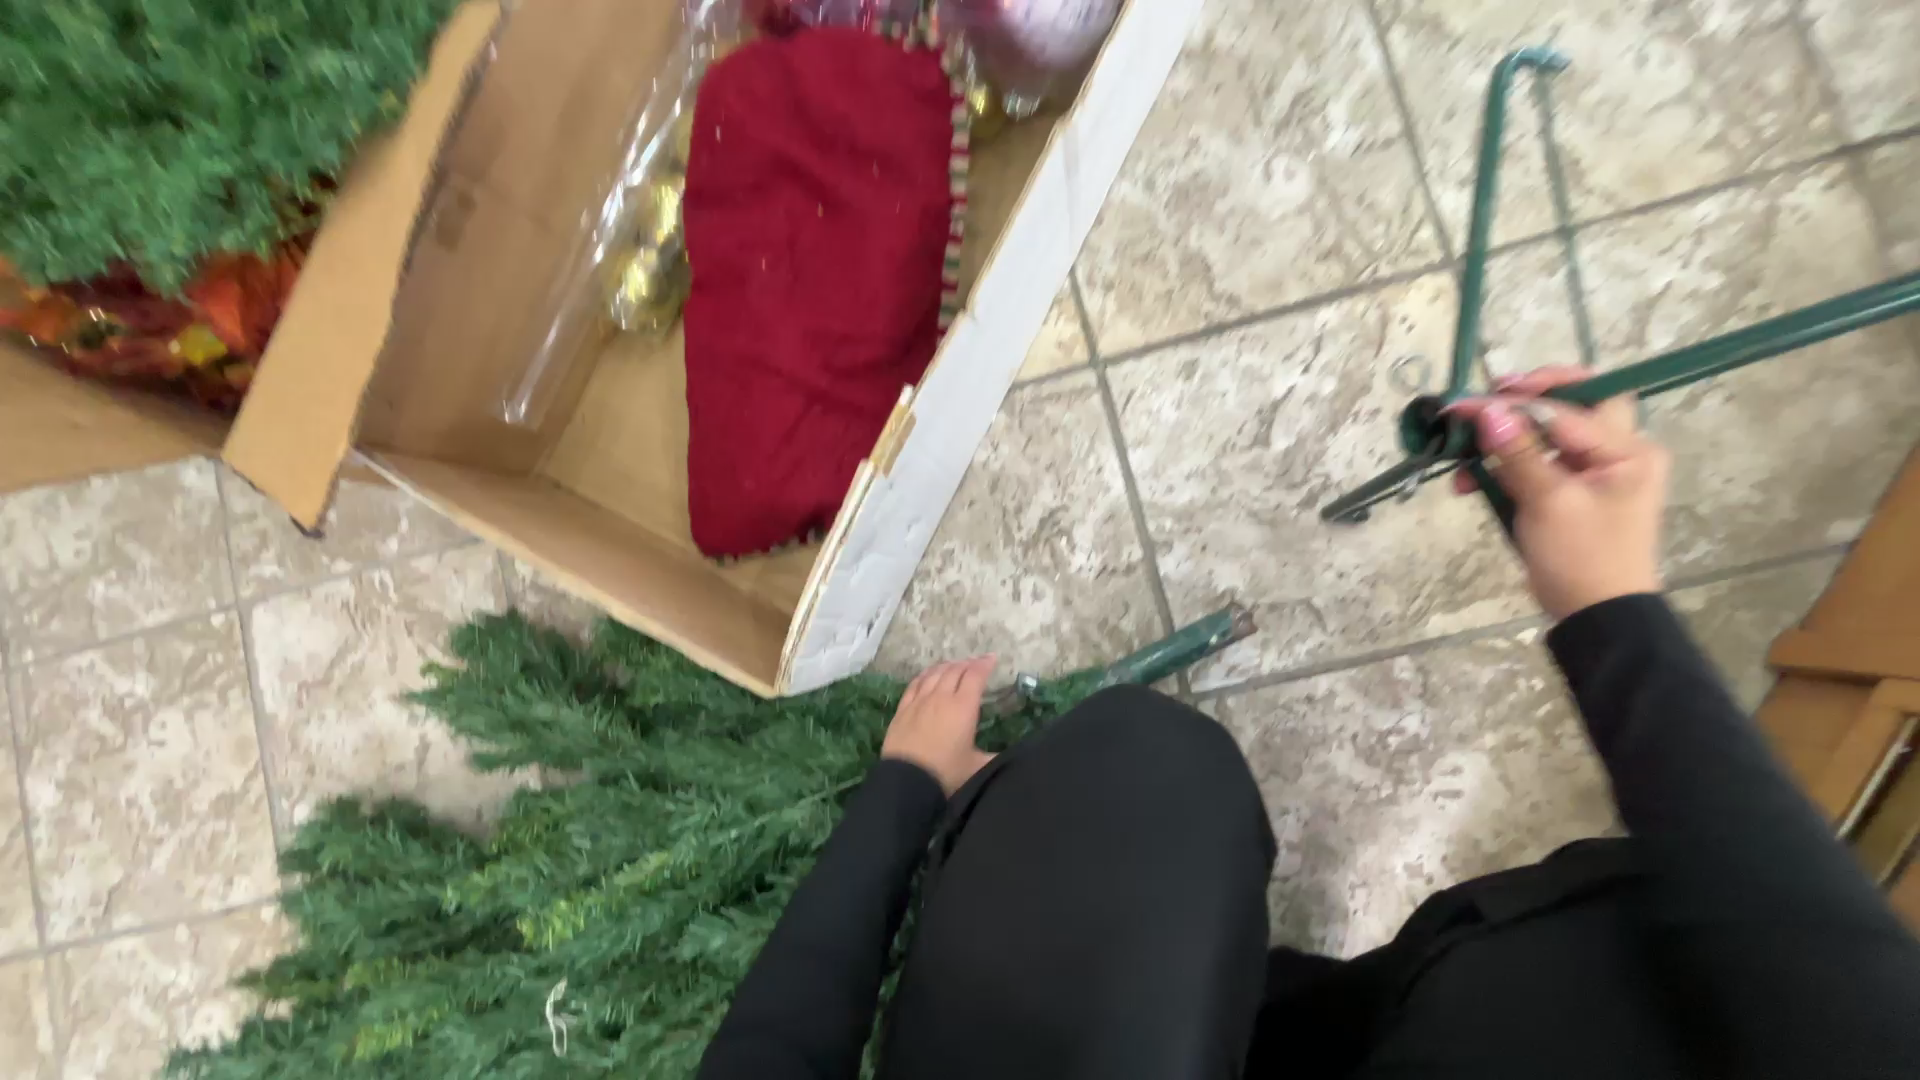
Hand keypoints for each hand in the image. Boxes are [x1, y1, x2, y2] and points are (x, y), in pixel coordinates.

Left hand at [883, 656, 997, 794]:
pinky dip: (926, 674)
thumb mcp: (977, 766)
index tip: (992, 659)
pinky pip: (915, 683)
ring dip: (948, 666)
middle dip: (968, 664)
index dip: (985, 664)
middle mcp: (941, 697)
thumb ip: (994, 758)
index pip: (975, 676)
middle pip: (955, 670)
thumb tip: (1010, 757)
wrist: (907, 781)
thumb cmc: (946, 773)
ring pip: (935, 673)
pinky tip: (929, 674)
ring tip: (955, 665)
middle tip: (976, 663)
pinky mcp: (903, 708)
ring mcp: (920, 700)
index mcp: (963, 707)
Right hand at [1447, 366, 1668, 621]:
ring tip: (1463, 456)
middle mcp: (1616, 453)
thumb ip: (1519, 453)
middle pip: (1573, 406)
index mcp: (1627, 451)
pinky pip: (1533, 465)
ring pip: (1546, 436)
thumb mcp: (1549, 503)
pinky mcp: (1566, 493)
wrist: (1594, 613)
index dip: (1515, 404)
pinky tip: (1471, 482)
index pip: (1568, 410)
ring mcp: (1591, 474)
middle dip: (1528, 400)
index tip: (1465, 405)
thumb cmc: (1581, 557)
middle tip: (1488, 400)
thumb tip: (1488, 411)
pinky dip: (1501, 468)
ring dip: (1504, 440)